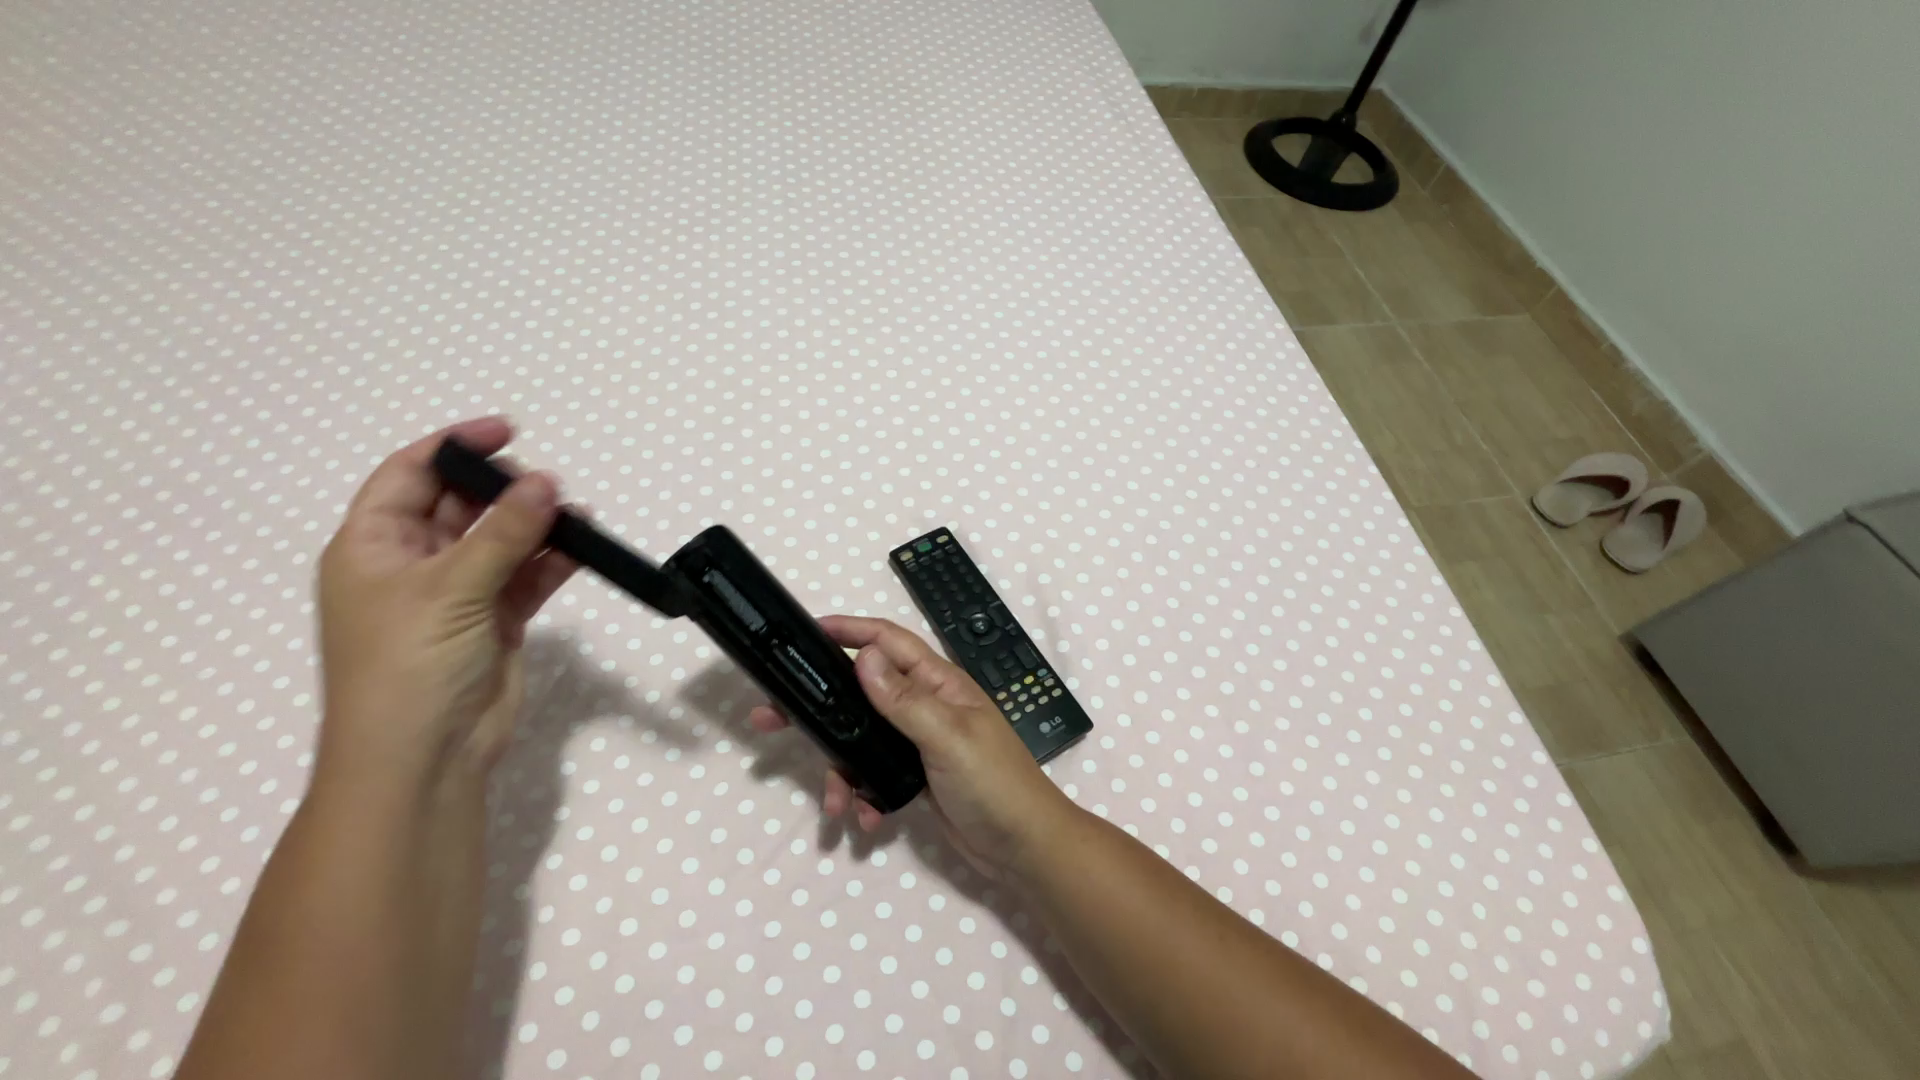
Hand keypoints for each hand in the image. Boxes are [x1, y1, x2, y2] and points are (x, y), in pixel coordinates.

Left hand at [316, 417, 576, 787]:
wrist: (426, 756)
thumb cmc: (408, 665)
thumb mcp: (450, 590)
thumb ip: (504, 534)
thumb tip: (548, 483)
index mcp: (372, 547)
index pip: (409, 477)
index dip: (453, 448)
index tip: (505, 431)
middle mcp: (413, 565)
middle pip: (460, 506)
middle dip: (503, 489)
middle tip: (547, 481)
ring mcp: (457, 594)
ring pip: (500, 541)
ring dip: (535, 525)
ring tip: (575, 512)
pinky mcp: (495, 621)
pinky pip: (526, 577)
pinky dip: (551, 561)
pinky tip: (580, 545)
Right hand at [749, 615, 1079, 877]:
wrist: (1023, 848)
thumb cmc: (994, 784)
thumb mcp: (949, 737)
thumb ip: (904, 699)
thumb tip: (863, 656)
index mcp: (940, 684)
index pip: (889, 642)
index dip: (851, 630)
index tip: (809, 631)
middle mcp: (926, 706)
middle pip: (863, 691)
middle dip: (822, 704)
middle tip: (772, 716)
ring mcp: (919, 742)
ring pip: (862, 739)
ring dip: (840, 768)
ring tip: (832, 802)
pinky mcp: (914, 776)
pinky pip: (874, 775)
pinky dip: (863, 794)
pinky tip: (867, 817)